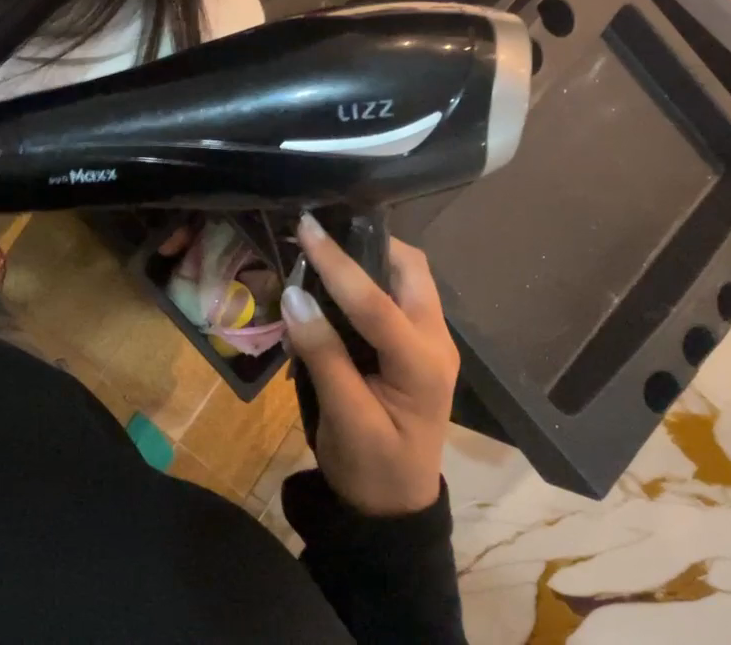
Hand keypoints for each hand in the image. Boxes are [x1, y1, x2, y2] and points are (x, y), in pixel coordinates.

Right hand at [280, 216, 458, 515]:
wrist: (394, 505)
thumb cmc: (370, 465)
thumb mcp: (344, 418)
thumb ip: (323, 355)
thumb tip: (294, 296)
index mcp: (422, 365)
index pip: (376, 302)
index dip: (338, 262)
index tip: (306, 225)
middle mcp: (435, 342)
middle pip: (411, 271)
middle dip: (367, 241)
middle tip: (318, 228)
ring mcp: (429, 342)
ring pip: (406, 277)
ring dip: (367, 254)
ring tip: (320, 243)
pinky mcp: (414, 345)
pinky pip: (394, 295)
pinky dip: (365, 276)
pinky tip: (331, 276)